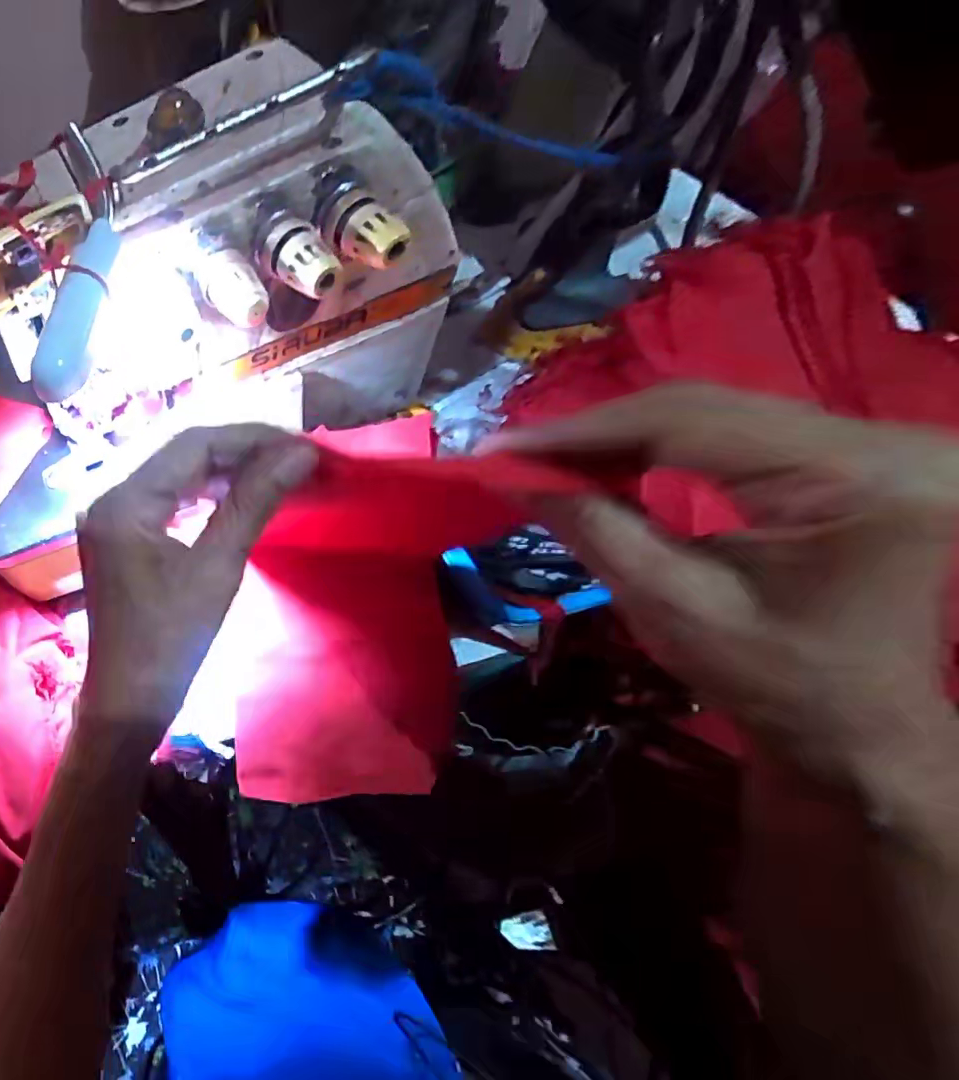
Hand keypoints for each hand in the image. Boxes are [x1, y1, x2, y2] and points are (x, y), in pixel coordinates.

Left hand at [74, 425, 319, 754]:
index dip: (248, 436)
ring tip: (273, 465)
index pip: (188, 442)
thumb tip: (301, 451)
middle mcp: (103, 490)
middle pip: (175, 444)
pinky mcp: (115, 522)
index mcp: (119, 499)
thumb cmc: (169, 640)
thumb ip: (253, 502)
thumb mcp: (216, 568)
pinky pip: (160, 486)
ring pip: (168, 462)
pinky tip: (234, 487)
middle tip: (291, 450)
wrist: (127, 691)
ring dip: (219, 461)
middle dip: (236, 444)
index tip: (300, 442)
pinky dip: (199, 483)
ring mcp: (105, 506)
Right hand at [485, 383, 958, 774]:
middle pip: (697, 406)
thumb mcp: (663, 601)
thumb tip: (506, 475)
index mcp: (854, 479)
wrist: (852, 718)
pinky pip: (724, 429)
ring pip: (705, 410)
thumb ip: (589, 525)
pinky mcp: (846, 455)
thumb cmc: (766, 675)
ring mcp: (868, 443)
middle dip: (588, 430)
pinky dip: (646, 444)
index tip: (494, 450)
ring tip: (539, 460)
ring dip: (611, 435)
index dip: (577, 432)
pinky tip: (597, 463)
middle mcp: (878, 442)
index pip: (686, 424)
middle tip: (507, 454)